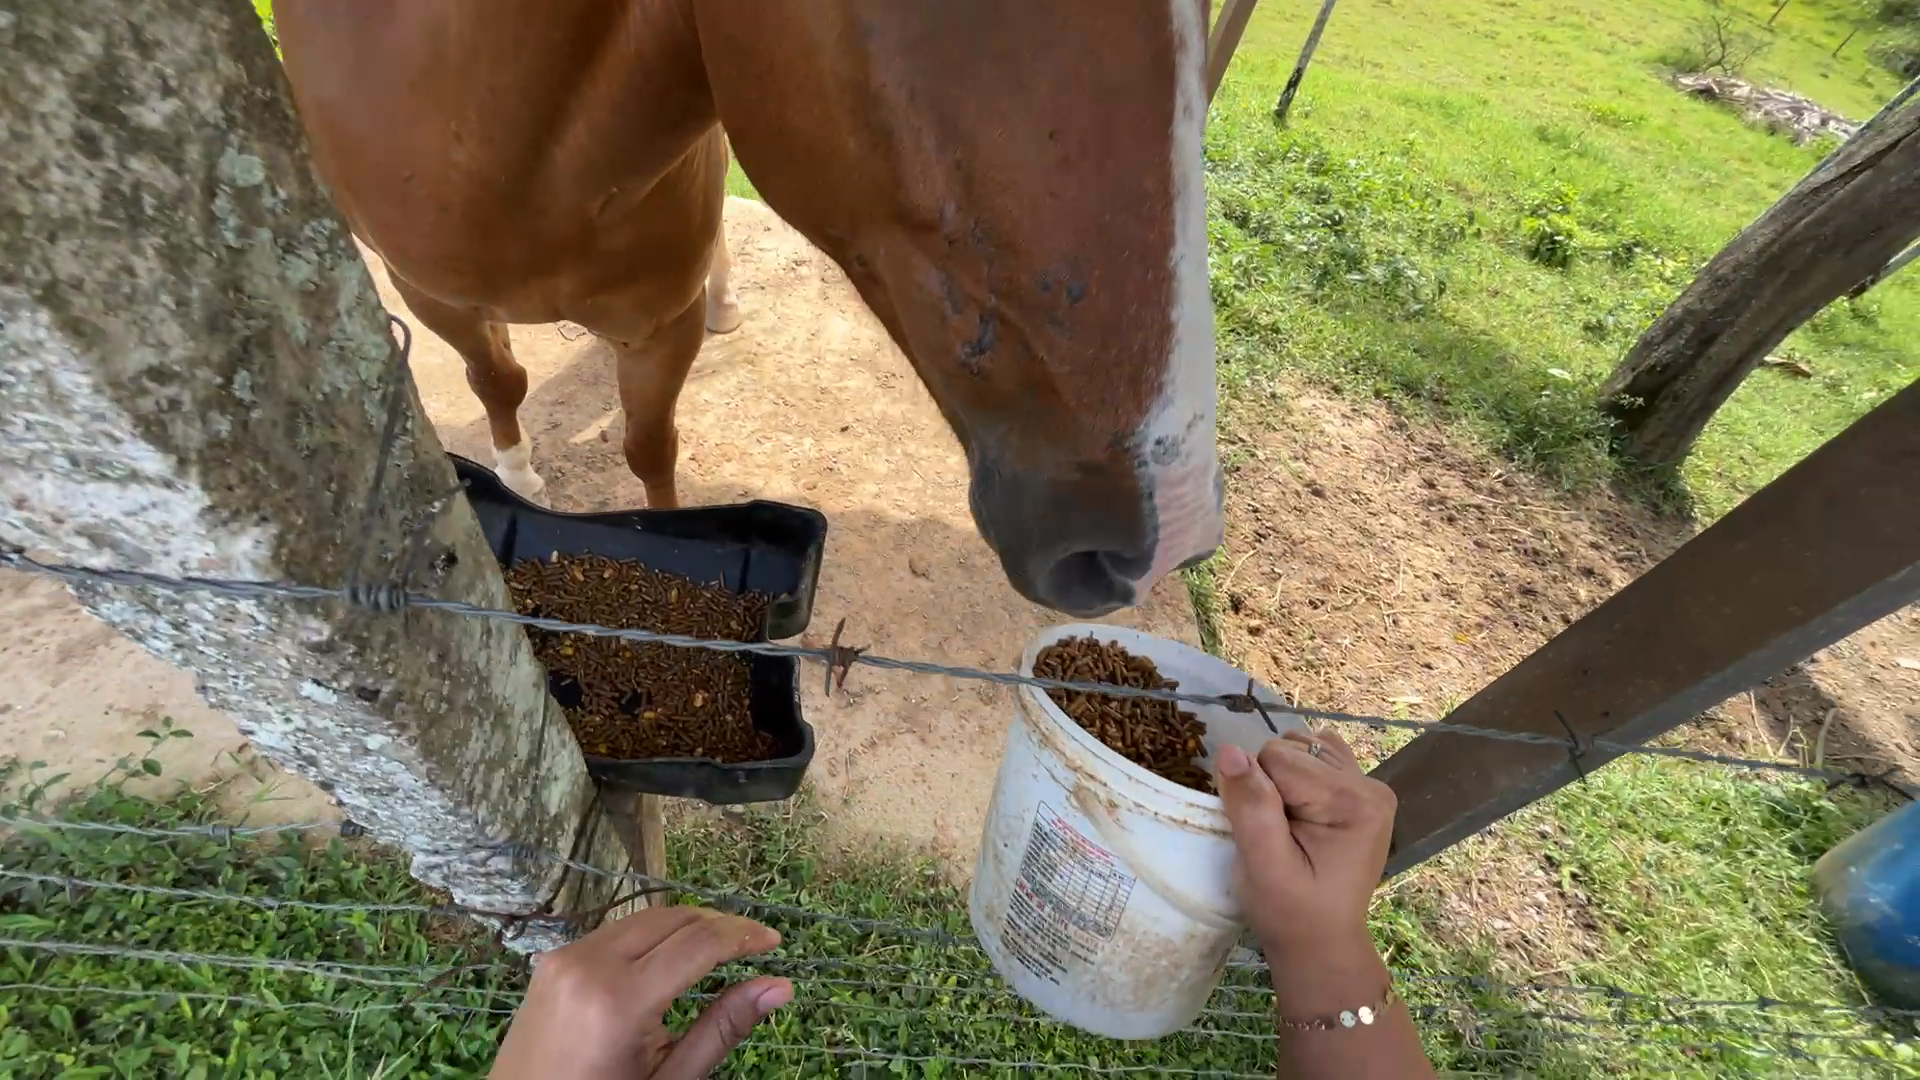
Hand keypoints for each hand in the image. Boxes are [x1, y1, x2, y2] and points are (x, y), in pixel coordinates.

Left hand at [490, 905, 793, 1079]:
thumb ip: (723, 1028)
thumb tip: (782, 986)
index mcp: (619, 1001)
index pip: (700, 942)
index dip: (744, 936)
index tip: (775, 941)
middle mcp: (590, 963)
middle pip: (676, 918)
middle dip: (720, 926)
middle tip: (753, 947)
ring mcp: (566, 957)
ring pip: (649, 917)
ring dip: (689, 926)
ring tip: (719, 950)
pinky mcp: (553, 960)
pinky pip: (619, 930)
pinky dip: (654, 936)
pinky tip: (671, 958)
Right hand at [1215, 731, 1395, 961]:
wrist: (1319, 939)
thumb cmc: (1289, 909)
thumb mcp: (1263, 865)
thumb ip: (1250, 805)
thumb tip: (1231, 751)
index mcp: (1354, 802)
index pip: (1276, 758)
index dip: (1256, 790)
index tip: (1266, 833)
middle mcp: (1369, 784)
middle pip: (1287, 749)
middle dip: (1267, 783)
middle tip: (1275, 832)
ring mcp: (1367, 783)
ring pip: (1295, 747)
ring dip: (1278, 778)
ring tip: (1286, 822)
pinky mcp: (1358, 786)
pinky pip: (1312, 751)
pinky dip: (1294, 771)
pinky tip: (1297, 805)